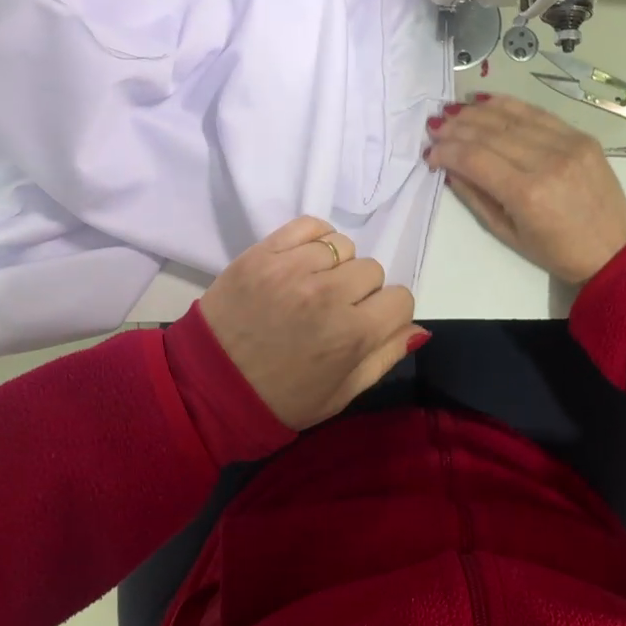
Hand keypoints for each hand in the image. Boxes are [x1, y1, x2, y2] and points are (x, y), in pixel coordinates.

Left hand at [199, 216, 425, 429]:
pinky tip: (302, 262)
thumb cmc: (279, 399)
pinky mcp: (262, 253)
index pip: (400, 298)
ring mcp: (292, 269)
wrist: (206, 387)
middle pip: (372, 270)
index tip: (366, 323)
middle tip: (332, 312)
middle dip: (359, 292)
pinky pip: (309, 225)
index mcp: (351, 334)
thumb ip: (384, 357)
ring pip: (343, 246)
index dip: (387, 313)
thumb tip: (419, 328)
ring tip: (311, 288)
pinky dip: (314, 239)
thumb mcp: (341, 394)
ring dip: (335, 266)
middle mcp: (327, 294)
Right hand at [425, 93, 625, 285]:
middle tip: (434, 125)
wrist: (612, 249)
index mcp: (527, 195)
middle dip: (457, 127)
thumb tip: (448, 167)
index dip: (447, 152)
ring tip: (453, 110)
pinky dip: (509, 104)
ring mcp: (568, 145)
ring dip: (477, 112)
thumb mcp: (507, 233)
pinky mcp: (582, 136)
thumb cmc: (555, 251)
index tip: (429, 151)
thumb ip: (475, 196)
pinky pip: (538, 113)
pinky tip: (485, 101)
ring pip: (512, 118)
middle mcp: (547, 163)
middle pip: (490, 134)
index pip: (475, 159)